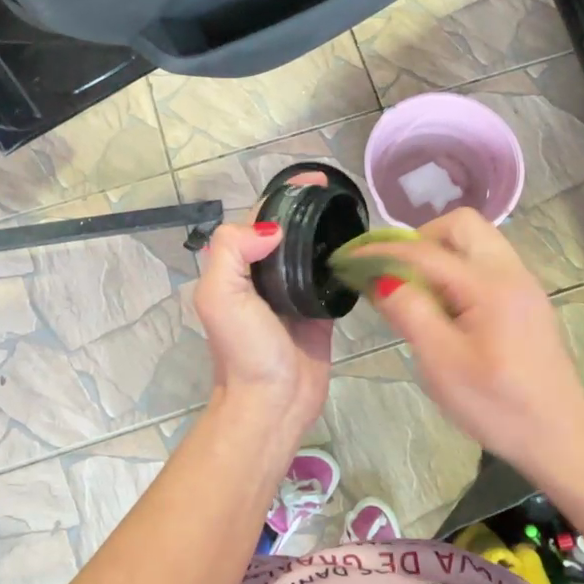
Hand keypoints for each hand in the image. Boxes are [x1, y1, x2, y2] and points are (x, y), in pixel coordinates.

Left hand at [192, 173, 333, 435]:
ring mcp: (294, 290)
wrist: (274, 403)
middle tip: (342, 192)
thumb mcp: (219, 296)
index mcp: (237, 265)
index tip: (316, 179)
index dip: (285, 193)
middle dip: (310, 206)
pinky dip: (344, 258)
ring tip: (356, 211)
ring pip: (311, 248)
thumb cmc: (245, 351)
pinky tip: (363, 246)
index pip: (261, 216)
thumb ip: (232, 250)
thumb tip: (274, 228)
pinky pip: (332, 275)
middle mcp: (264, 272)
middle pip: (289, 228)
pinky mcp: (321, 308)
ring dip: (328, 229)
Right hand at [360, 208, 583, 477]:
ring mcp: (524, 284)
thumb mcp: (443, 365)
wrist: (561, 438)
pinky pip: (486, 263)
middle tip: (394, 273)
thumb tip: (380, 279)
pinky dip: (458, 268)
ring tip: (416, 290)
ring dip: (440, 252)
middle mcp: (511, 272)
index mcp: (490, 286)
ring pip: (476, 241)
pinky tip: (445, 306)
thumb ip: (410, 313)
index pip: (425, 252)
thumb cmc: (499, 407)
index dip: (382, 252)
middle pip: (460, 225)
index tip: (348, 259)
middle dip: (420, 239)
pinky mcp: (527, 300)